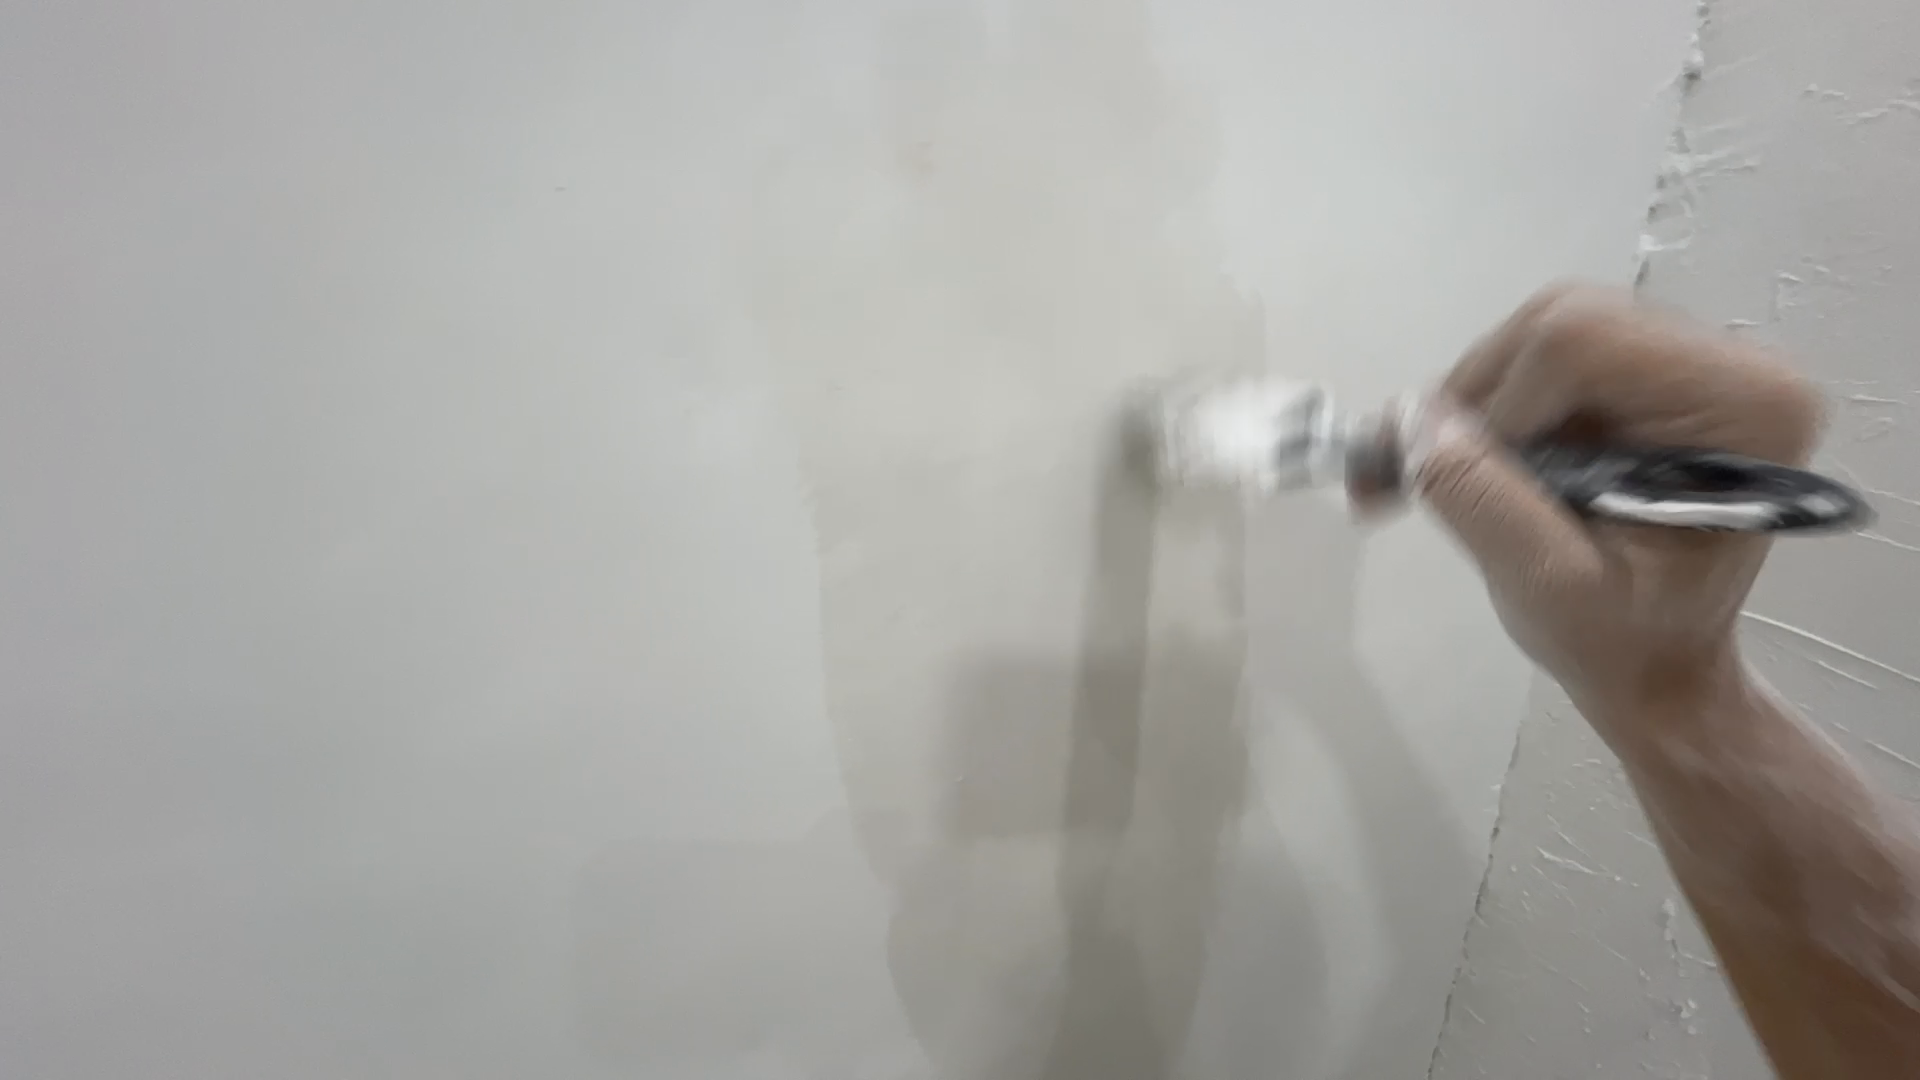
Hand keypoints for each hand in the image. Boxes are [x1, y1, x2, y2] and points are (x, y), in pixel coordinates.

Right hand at [1406, 283, 1823, 737]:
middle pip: (1556, 320)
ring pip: (1531, 332)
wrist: (1645, 658)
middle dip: (1472, 396)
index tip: (1465, 481)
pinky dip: (1469, 408)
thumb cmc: (1616, 635)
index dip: (1498, 404)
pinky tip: (1448, 459)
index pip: (1582, 340)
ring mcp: (1671, 370)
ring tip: (1430, 470)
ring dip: (1463, 403)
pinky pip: (1526, 358)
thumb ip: (1479, 498)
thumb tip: (1410, 421)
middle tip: (1425, 467)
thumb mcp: (1542, 581)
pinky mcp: (1625, 386)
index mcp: (1737, 407)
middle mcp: (1721, 366)